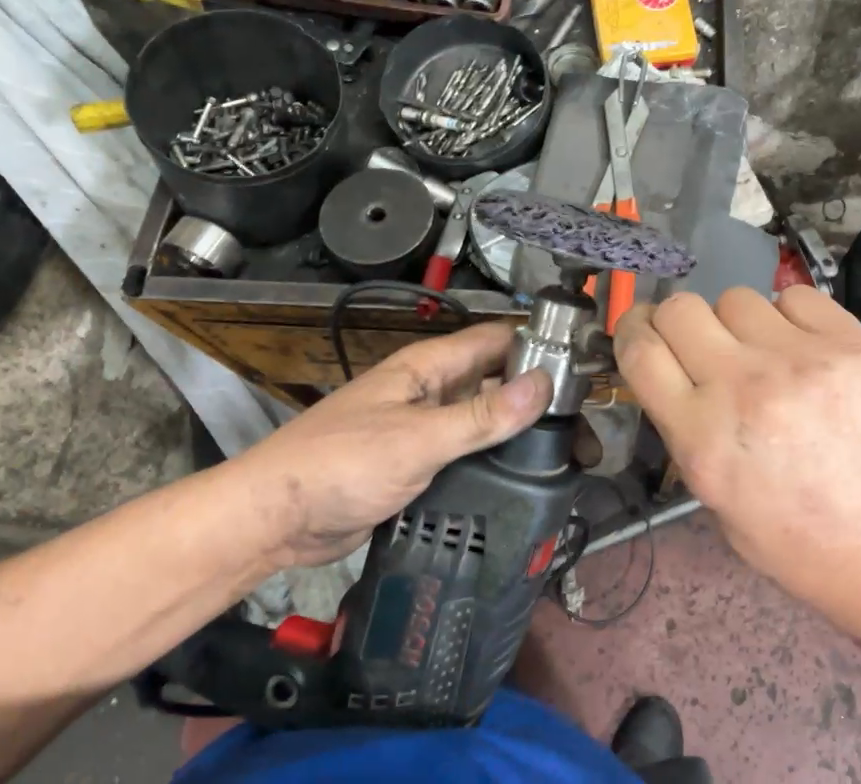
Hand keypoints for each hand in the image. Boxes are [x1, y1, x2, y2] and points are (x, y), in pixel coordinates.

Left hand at [226, 323, 551, 567]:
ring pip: (482, 420)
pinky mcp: (416, 464)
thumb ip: (481, 415)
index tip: (584, 371)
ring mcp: (422, 428)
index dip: (539, 347)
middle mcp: (429, 391)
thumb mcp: (418, 439)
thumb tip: (544, 384)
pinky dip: (493, 461)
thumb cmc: (339, 466)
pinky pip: (465, 454)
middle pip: (495, 381)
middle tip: (583, 428)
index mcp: (427, 368)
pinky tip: (522, 481)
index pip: (497, 341)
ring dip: (516, 432)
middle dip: (536, 396)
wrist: (275, 520)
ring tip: (565, 456)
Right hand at [615, 287, 860, 640]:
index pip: (640, 351)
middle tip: (703, 345)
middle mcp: (744, 389)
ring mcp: (801, 361)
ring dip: (739, 323)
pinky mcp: (853, 345)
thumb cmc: (804, 548)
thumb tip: (675, 375)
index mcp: (702, 439)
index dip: (633, 333)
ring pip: (738, 297)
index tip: (644, 334)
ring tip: (765, 356)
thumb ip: (689, 433)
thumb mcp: (719, 504)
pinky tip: (805, 350)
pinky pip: (796, 297)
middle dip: (680, 322)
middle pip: (681, 308)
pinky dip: (791, 317)